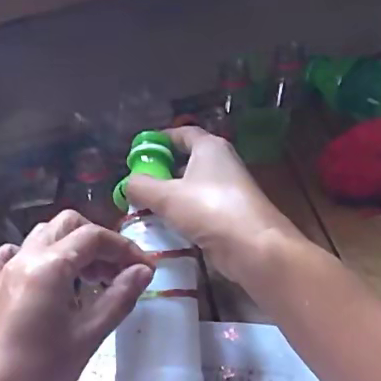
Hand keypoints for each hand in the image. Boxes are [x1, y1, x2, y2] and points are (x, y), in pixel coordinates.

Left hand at [0, 211, 152, 380]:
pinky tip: (49, 278)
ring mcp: (7, 271)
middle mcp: (24, 258)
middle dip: (98, 241)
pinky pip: (15, 256)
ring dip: (72, 248)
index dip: (124, 248)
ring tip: (93, 279)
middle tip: (119, 271)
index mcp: (48, 265)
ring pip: (43, 237)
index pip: (93, 237)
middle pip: (66, 226)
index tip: (145, 269)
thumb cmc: (42, 370)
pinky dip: (38, 258)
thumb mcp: (88, 334)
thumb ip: (119, 297)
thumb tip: (143, 271)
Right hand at [122, 126, 301, 282]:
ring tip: (144, 210)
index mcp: (209, 148)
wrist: (252, 247)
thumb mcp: (165, 196)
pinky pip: (198, 210)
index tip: (139, 152)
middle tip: (136, 186)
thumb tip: (128, 183)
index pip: (182, 133)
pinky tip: (164, 229)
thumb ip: (140, 186)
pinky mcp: (229, 216)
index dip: (159, 139)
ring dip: (169, 198)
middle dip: (160, 172)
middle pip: (185, 162)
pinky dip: (181, 216)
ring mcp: (227, 191)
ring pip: (190, 189)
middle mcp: (221, 164)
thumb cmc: (209, 210)